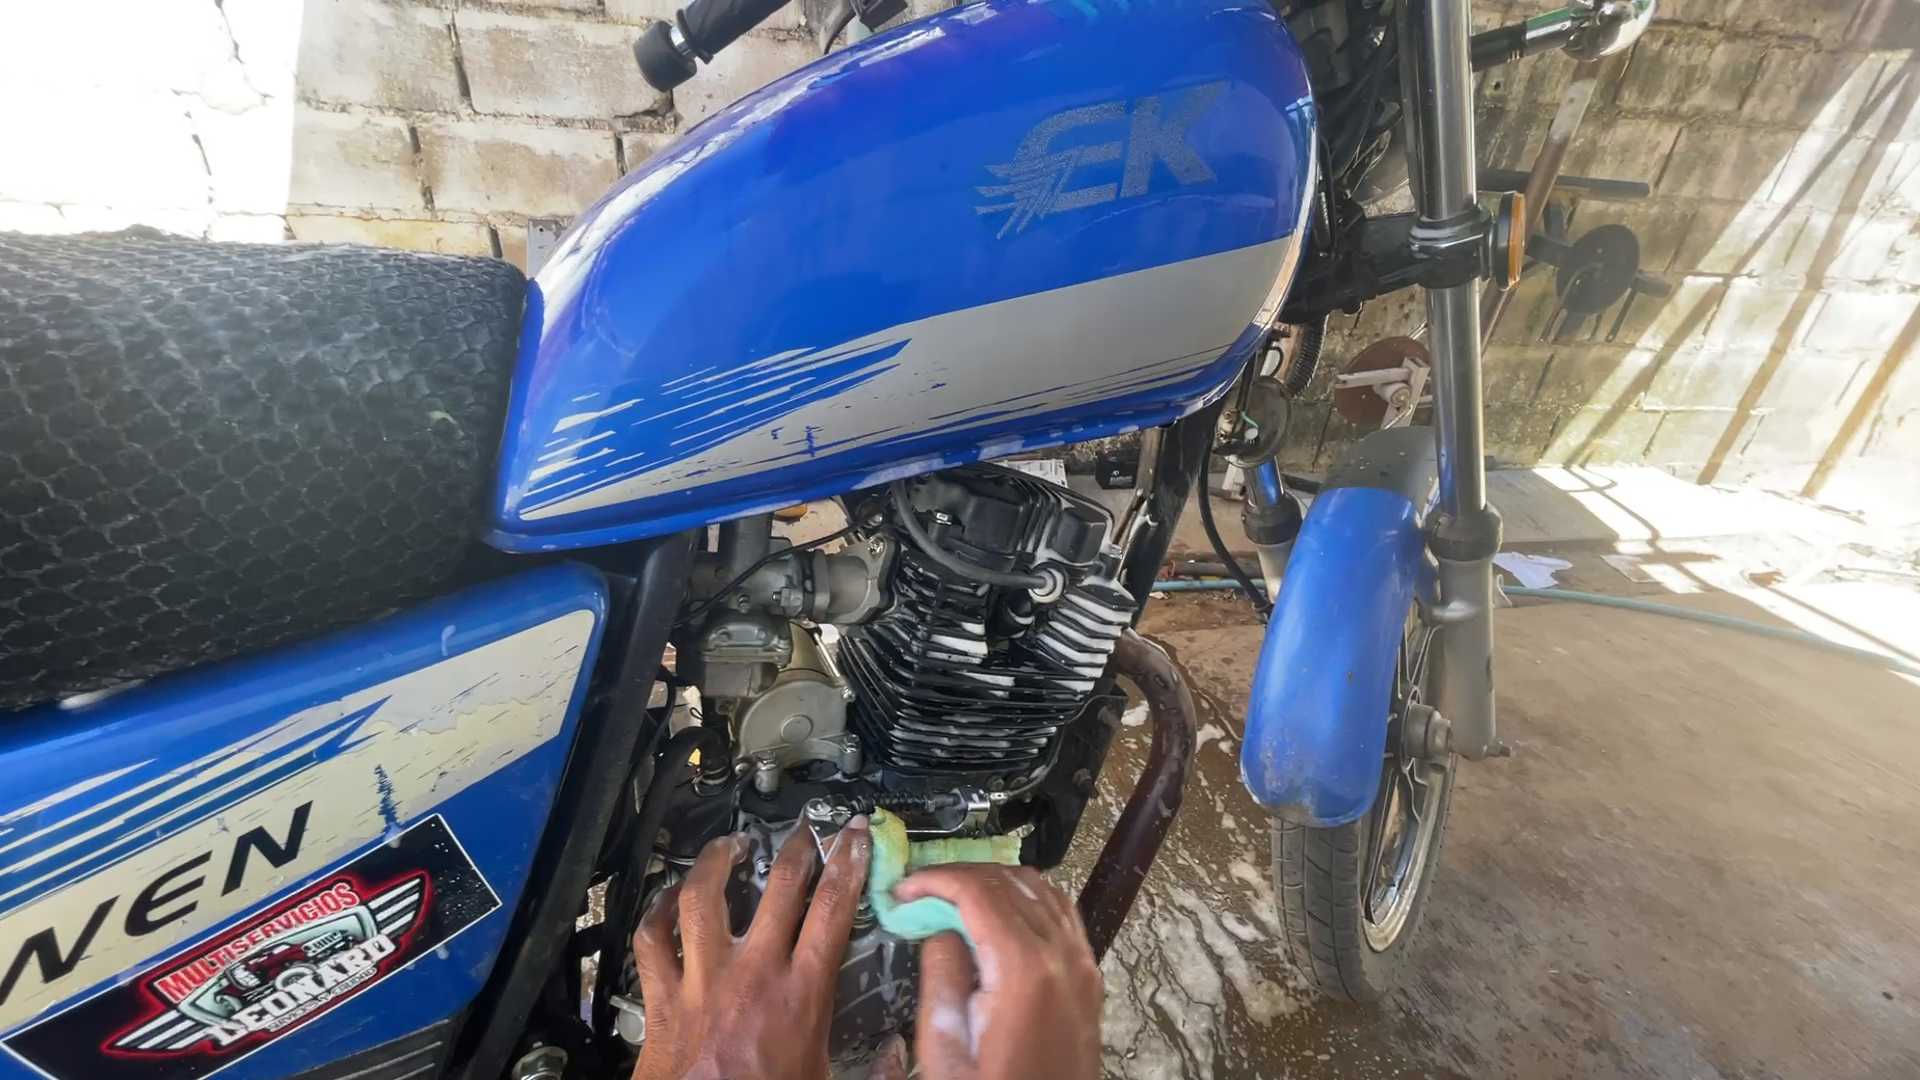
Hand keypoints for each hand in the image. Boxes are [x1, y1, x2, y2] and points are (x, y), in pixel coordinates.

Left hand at [631, 816, 872, 1079]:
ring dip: (719, 861)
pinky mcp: (662, 999)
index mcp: (799, 995)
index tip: (854, 834)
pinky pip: (651, 940)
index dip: (848, 861)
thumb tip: (898, 1052)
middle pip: (780, 886)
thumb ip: (874, 1072)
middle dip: (800, 846)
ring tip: (732, 843)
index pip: (833, 907)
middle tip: (808, 828)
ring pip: (705, 897)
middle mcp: (752, 975)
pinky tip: (670, 896)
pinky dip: (657, 911)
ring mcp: (702, 981)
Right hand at [895, 864, 1102, 1079]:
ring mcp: (1083, 962)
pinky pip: (1060, 911)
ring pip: (1038, 887)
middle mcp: (1063, 953)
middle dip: (959, 876)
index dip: (937, 880)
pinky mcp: (1090, 975)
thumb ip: (942, 976)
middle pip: (1008, 881)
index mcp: (1026, 969)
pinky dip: (1027, 896)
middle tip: (920, 892)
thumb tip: (939, 924)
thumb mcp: (947, 1055)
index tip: (903, 889)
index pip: (979, 891)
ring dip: (993, 881)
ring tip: (952, 897)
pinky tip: (1000, 910)